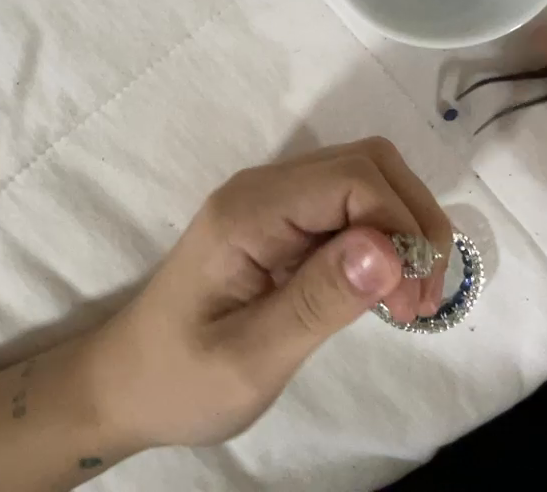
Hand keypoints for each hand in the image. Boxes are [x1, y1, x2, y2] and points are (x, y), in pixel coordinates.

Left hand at [81, 138, 453, 450]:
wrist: (128, 383)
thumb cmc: (181, 378)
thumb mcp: (250, 358)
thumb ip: (319, 300)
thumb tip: (390, 248)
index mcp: (250, 211)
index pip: (351, 178)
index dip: (399, 226)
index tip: (412, 301)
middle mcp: (264, 188)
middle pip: (367, 163)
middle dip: (411, 222)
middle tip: (419, 300)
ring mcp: (273, 200)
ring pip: (365, 177)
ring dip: (403, 227)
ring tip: (408, 299)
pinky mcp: (283, 221)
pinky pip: (349, 205)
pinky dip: (382, 237)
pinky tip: (384, 288)